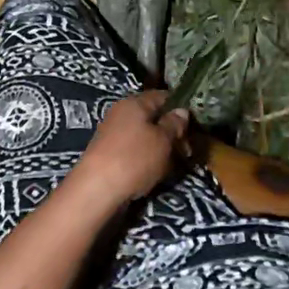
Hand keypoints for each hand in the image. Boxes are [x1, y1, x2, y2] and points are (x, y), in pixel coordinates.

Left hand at [73, 91, 189, 205]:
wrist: (95, 192)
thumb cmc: (134, 159)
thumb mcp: (163, 140)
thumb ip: (175, 124)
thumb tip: (181, 111)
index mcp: (134, 103)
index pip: (163, 96)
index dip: (180, 108)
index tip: (193, 126)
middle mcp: (121, 113)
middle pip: (154, 117)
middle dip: (172, 132)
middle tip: (186, 151)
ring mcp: (113, 135)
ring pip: (145, 136)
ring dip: (161, 148)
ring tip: (173, 165)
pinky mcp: (109, 155)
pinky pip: (134, 151)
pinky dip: (147, 159)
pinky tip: (155, 173)